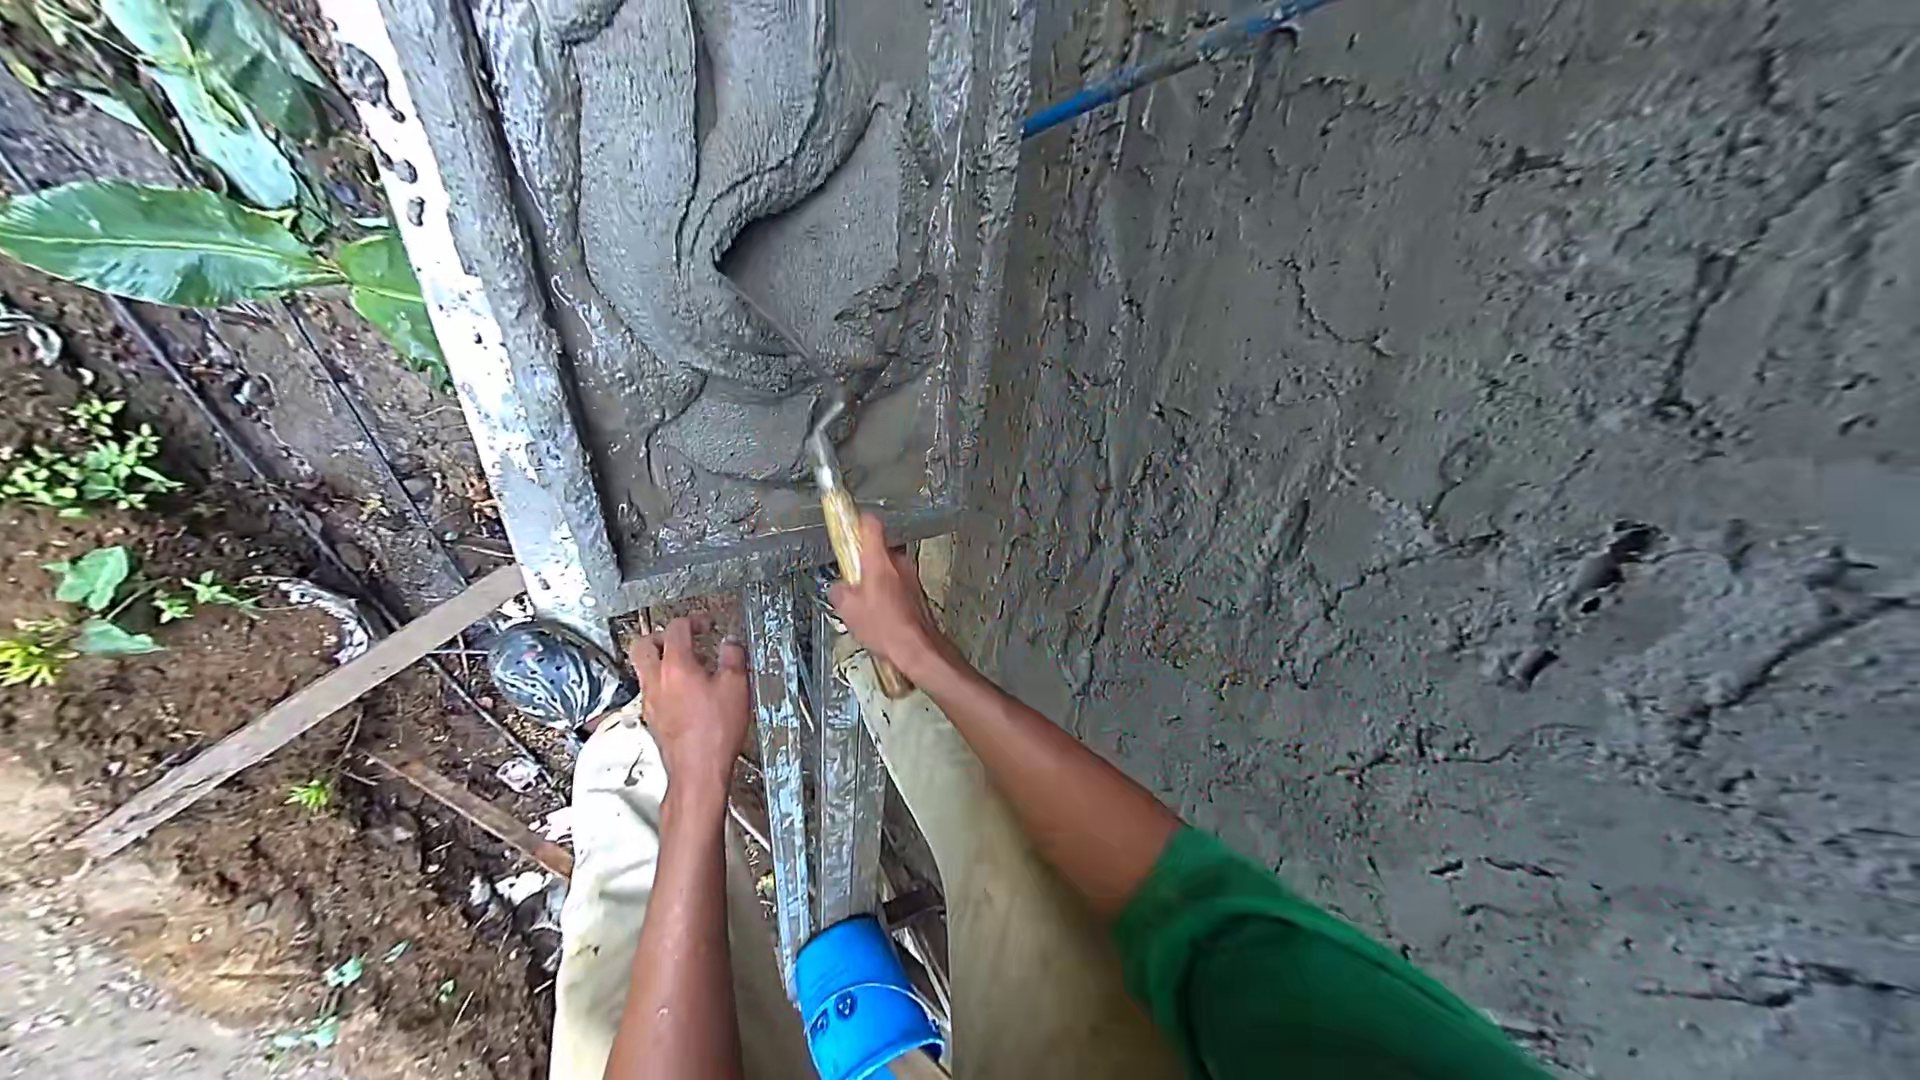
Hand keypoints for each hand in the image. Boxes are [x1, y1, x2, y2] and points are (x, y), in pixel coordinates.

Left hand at [629, 618, 749, 794]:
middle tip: (683, 638)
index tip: (706, 624)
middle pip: (643, 645)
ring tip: (687, 663)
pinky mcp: (652, 718)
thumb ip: (733, 657)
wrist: (698, 770)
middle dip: (661, 635)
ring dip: (661, 659)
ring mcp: (650, 701)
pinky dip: (664, 681)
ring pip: (644, 668)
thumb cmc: (716, 730)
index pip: (676, 630)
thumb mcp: (736, 686)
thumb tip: (730, 643)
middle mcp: (656, 681)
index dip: (693, 621)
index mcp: (676, 666)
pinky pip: (651, 689)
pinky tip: (686, 690)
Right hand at [827, 513, 956, 681]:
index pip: (870, 525)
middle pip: (878, 550)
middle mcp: (899, 563)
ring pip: (889, 569)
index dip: (857, 522)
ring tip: (866, 604)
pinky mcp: (918, 592)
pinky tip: (881, 614)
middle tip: (851, 580)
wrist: (917, 648)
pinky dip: (888, 594)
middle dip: (863, 562)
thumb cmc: (886, 628)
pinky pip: (898, 584)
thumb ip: (839, 591)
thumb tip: (838, 588)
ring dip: (877, 580)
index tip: (849, 526)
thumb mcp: (848, 610)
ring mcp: (911, 577)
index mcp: (879, 561)